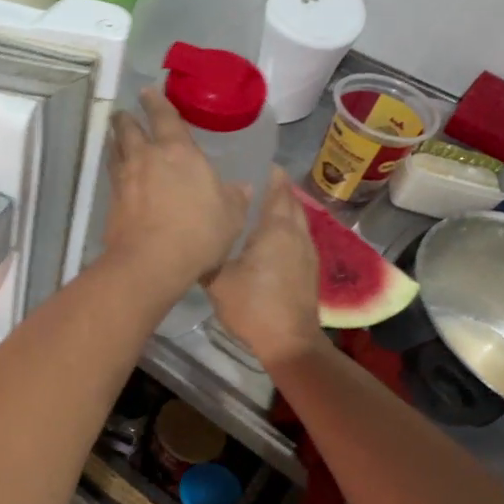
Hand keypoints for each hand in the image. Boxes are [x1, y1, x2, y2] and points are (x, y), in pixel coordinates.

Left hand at [102, 88, 248, 296]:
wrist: (150, 261)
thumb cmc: (198, 233)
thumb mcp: (230, 216)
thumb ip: (235, 198)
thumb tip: (243, 188)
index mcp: (178, 152)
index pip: (164, 117)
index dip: (156, 102)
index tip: (147, 91)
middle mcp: (146, 157)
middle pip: (129, 128)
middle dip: (126, 119)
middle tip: (124, 114)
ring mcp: (125, 178)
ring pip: (115, 149)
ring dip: (115, 140)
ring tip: (116, 137)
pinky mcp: (111, 200)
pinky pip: (112, 174)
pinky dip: (114, 168)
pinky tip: (118, 174)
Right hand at [207, 167, 327, 368]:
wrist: (289, 342)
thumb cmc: (253, 305)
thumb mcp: (217, 278)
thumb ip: (207, 251)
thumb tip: (195, 232)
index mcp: (276, 227)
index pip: (277, 187)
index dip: (266, 172)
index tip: (245, 160)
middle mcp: (296, 232)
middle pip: (288, 199)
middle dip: (271, 187)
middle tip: (244, 181)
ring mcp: (306, 251)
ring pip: (294, 218)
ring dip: (278, 208)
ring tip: (251, 206)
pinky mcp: (308, 268)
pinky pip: (295, 235)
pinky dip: (282, 227)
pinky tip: (263, 236)